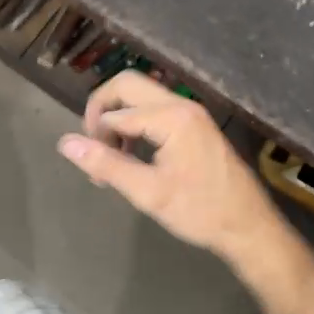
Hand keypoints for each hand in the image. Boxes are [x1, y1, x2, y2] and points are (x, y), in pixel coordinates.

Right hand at [57, 71, 276, 253]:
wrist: (249, 227)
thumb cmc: (199, 212)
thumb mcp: (147, 192)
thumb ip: (105, 164)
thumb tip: (65, 143)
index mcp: (171, 118)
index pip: (114, 114)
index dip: (95, 139)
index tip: (95, 172)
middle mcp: (181, 105)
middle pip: (126, 85)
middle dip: (101, 112)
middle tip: (95, 146)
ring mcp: (191, 112)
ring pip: (140, 96)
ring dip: (118, 118)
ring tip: (112, 157)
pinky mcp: (195, 124)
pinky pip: (154, 109)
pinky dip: (135, 124)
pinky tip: (132, 155)